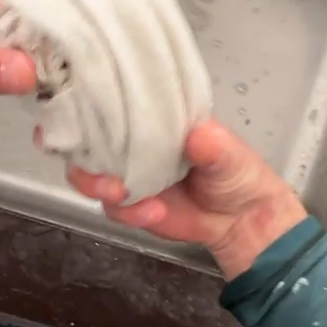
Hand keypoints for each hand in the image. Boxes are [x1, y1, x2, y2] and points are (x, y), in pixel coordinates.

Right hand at [68, 120, 308, 280]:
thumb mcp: (231, 154)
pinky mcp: (131, 206)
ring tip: (122, 195)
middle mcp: (134, 145)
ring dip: (98, 186)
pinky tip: (152, 213)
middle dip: (86, 157)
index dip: (93, 108)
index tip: (84, 113)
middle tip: (105, 173)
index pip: (114, 105)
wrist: (242, 221)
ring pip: (90, 177)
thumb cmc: (238, 173)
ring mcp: (129, 176)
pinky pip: (113, 208)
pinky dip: (128, 212)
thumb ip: (213, 145)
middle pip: (88, 143)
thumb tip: (197, 134)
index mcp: (155, 120)